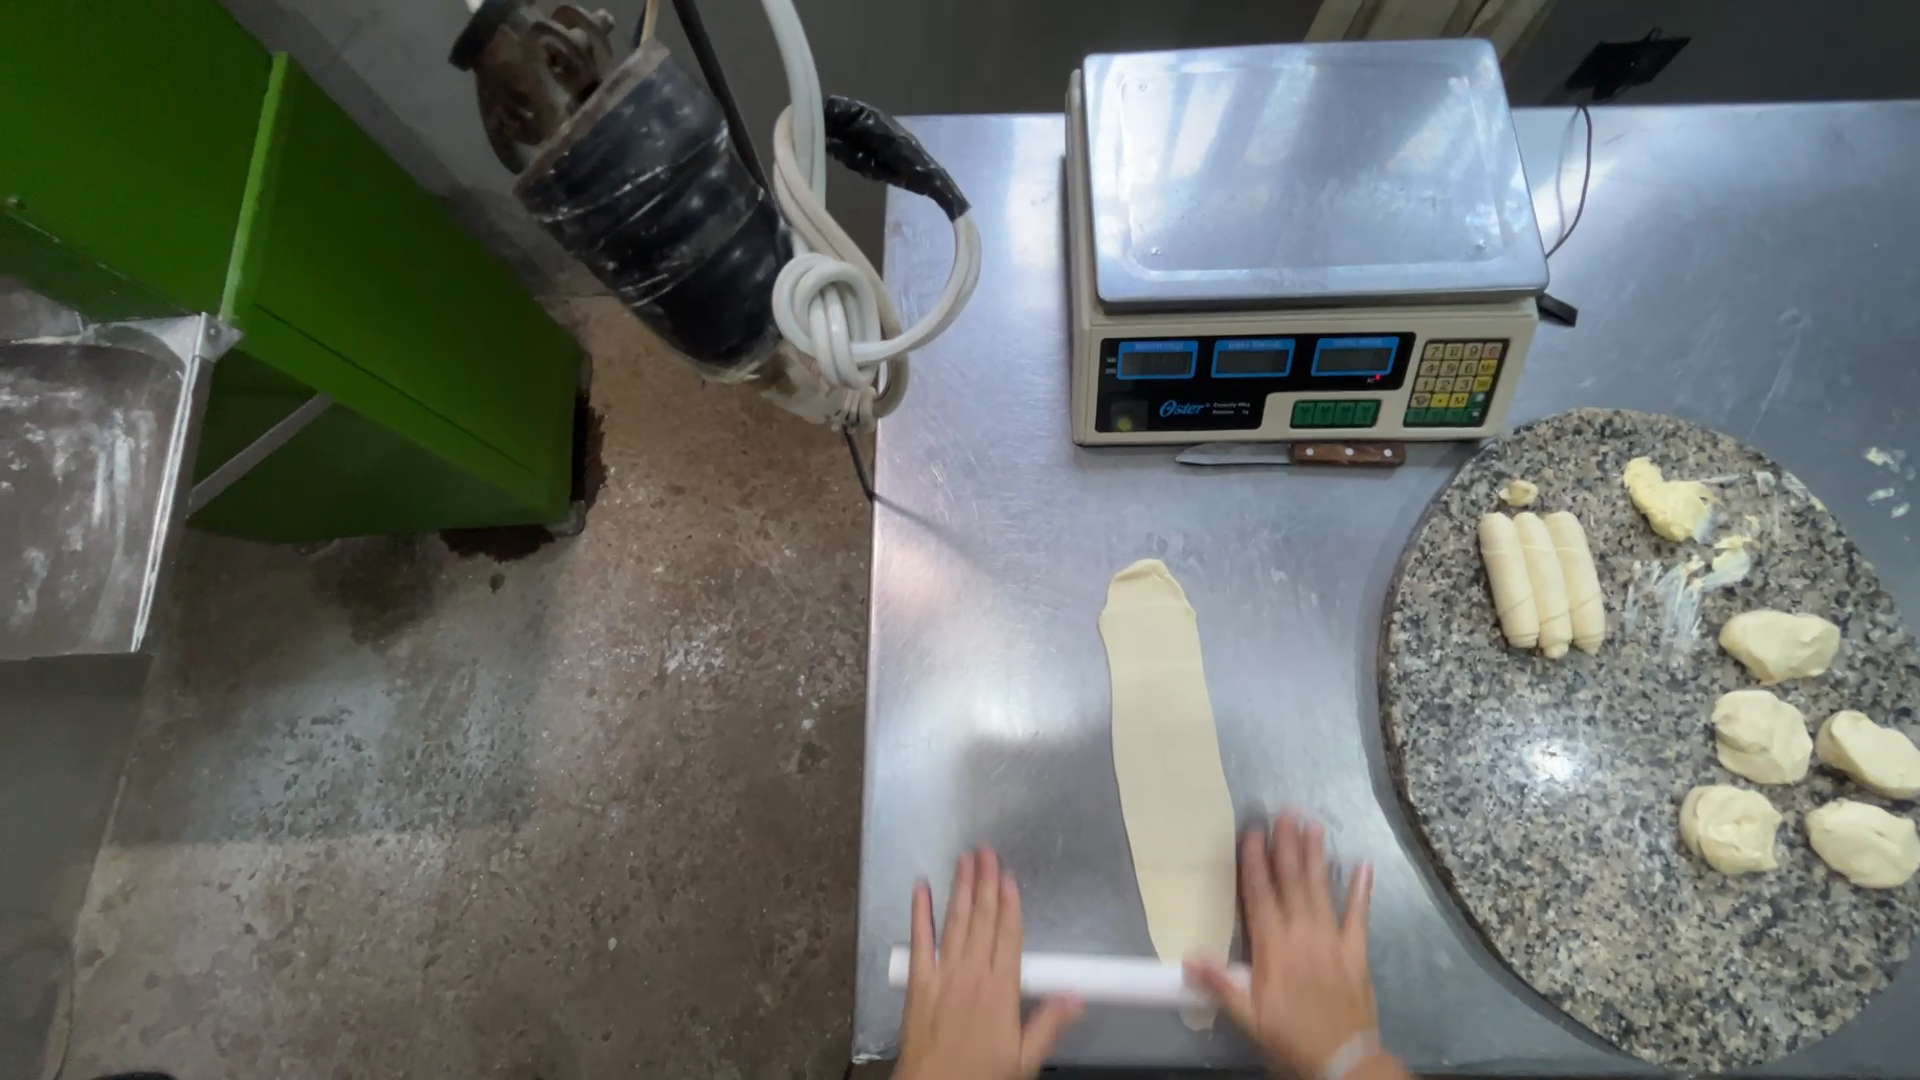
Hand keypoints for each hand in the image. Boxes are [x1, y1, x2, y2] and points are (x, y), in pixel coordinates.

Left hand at [895, 849, 1082, 1079]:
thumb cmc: (981, 1077)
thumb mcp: (1024, 1061)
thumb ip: (1048, 1024)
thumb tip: (1077, 996)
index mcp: (1001, 991)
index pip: (1009, 936)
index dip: (1010, 904)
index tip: (1010, 876)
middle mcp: (972, 974)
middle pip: (982, 920)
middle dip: (986, 883)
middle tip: (987, 852)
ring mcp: (943, 974)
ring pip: (955, 922)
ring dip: (960, 888)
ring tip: (965, 859)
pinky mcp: (918, 981)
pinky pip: (920, 940)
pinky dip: (919, 912)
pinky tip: (921, 887)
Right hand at [1186, 814, 1377, 1077]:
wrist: (1345, 1064)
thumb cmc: (1290, 1036)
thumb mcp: (1248, 1017)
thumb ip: (1220, 983)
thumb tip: (1189, 955)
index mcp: (1274, 947)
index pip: (1260, 895)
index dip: (1254, 862)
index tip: (1251, 831)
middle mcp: (1302, 934)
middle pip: (1291, 882)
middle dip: (1286, 845)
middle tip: (1284, 811)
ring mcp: (1332, 940)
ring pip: (1320, 889)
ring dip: (1316, 856)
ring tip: (1313, 824)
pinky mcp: (1355, 952)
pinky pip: (1359, 917)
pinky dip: (1362, 891)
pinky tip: (1364, 865)